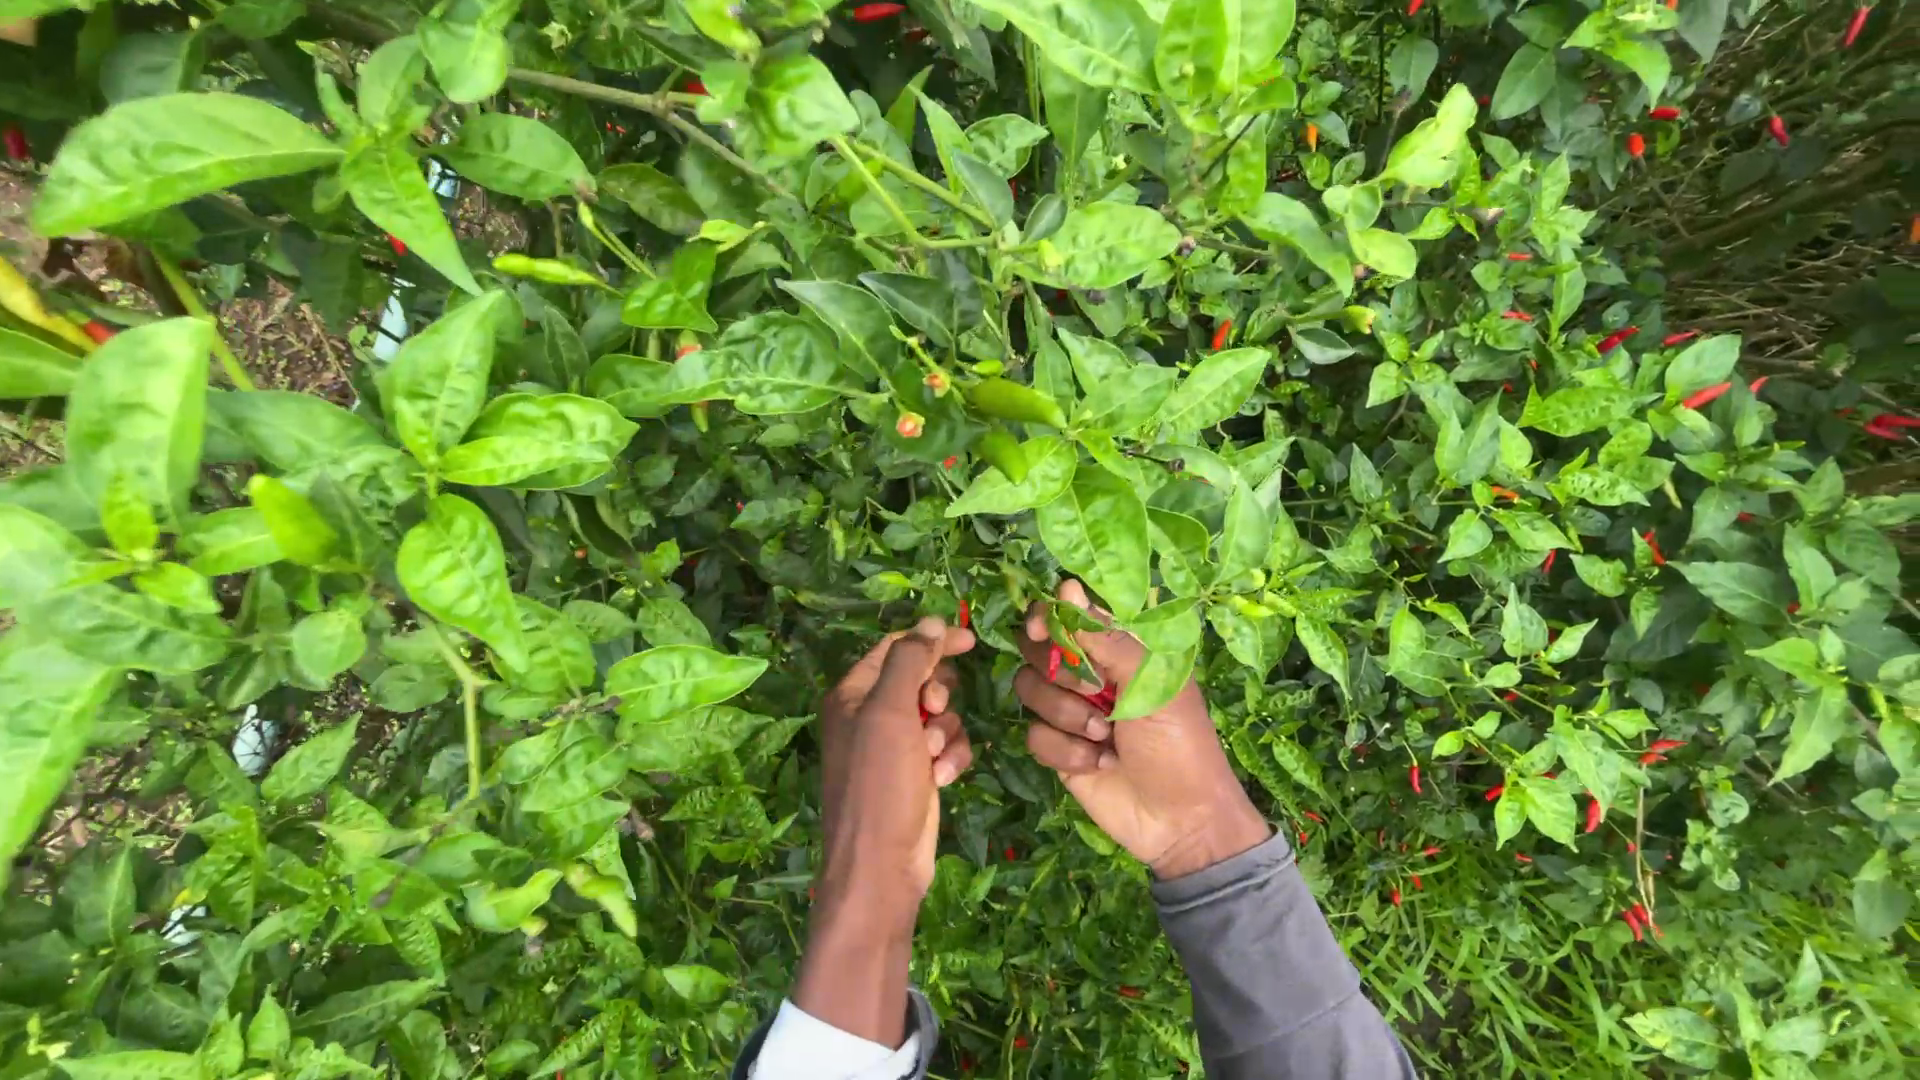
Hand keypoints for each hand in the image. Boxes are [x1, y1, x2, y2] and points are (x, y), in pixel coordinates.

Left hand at [795, 616, 974, 1045]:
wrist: (881, 868)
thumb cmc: (879, 784)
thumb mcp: (890, 712)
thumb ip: (911, 661)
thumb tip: (932, 620)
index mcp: (852, 694)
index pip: (896, 648)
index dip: (932, 641)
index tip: (970, 641)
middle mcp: (870, 715)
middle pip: (921, 678)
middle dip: (939, 694)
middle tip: (935, 709)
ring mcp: (894, 747)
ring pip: (940, 713)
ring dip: (946, 732)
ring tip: (934, 757)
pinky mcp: (916, 773)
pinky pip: (947, 746)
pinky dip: (951, 758)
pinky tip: (943, 779)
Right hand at [1016, 581, 1269, 880]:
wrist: (1180, 822)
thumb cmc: (1180, 743)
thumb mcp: (1152, 684)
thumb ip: (1106, 637)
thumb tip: (1066, 587)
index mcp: (1117, 650)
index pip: (1068, 614)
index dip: (1049, 617)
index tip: (1043, 631)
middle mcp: (1088, 674)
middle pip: (1036, 648)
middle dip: (1058, 672)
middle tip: (1092, 692)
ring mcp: (1069, 710)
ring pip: (1028, 689)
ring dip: (1066, 715)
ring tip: (1104, 736)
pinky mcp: (1057, 748)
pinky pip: (1033, 733)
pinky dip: (1063, 750)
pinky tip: (1096, 764)